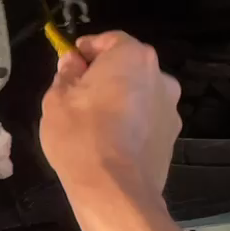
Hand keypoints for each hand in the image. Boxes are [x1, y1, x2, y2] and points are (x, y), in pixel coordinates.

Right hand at [40, 31, 181, 199]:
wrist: (114, 190)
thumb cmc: (80, 136)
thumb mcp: (57, 99)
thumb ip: (66, 74)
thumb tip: (72, 63)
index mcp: (132, 57)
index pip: (110, 40)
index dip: (87, 48)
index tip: (69, 62)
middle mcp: (160, 76)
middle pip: (128, 66)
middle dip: (105, 74)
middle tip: (78, 92)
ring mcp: (171, 108)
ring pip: (139, 94)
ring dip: (120, 99)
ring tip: (94, 122)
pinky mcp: (172, 137)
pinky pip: (146, 119)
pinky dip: (131, 122)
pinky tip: (110, 142)